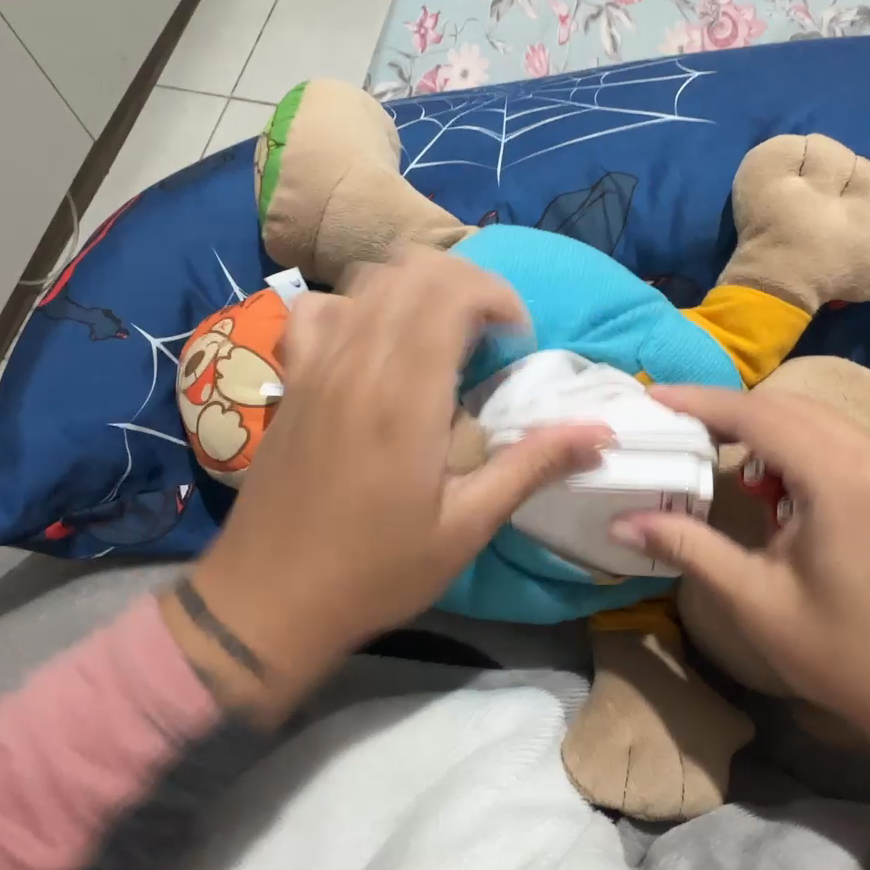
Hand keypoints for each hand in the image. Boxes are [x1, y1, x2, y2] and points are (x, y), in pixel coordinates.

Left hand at [168, 251, 609, 718]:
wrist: (269, 600)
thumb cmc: (376, 571)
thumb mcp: (466, 527)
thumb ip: (531, 466)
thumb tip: (601, 434)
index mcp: (405, 396)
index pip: (452, 291)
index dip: (498, 298)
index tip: (517, 344)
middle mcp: (357, 362)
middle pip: (413, 269)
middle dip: (466, 284)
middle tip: (490, 336)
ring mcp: (316, 365)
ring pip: (368, 278)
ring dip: (417, 289)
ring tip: (442, 337)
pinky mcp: (293, 380)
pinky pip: (321, 308)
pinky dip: (358, 306)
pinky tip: (375, 346)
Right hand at [612, 384, 869, 869]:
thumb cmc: (841, 653)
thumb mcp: (754, 600)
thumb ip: (688, 546)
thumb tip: (620, 523)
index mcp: (842, 478)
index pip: (758, 414)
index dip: (700, 402)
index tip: (653, 396)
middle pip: (789, 406)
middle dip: (729, 413)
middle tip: (677, 430)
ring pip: (819, 418)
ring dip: (767, 430)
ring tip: (726, 466)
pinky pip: (846, 439)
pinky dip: (803, 447)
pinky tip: (783, 490)